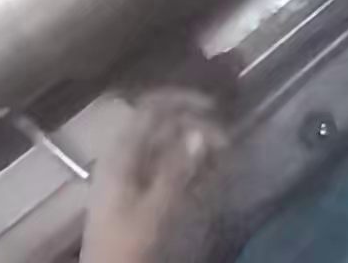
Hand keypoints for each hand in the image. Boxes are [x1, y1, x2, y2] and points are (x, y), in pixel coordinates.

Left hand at [80, 91, 226, 262]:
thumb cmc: (123, 249)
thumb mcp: (152, 212)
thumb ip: (176, 171)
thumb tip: (199, 133)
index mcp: (121, 152)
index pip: (152, 107)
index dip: (182, 99)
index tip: (213, 107)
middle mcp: (125, 155)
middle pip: (163, 126)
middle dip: (196, 126)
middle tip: (226, 142)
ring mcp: (131, 174)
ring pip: (168, 146)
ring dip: (195, 146)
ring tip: (223, 156)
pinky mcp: (138, 194)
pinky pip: (167, 167)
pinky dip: (188, 165)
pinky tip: (208, 173)